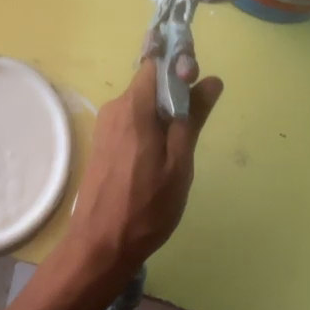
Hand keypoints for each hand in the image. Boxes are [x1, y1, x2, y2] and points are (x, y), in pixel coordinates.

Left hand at [67, 56, 222, 273]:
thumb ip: (192, 117)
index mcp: (134, 105)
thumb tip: (210, 80)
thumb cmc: (146, 206)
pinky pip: (131, 122)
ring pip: (142, 105)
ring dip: (163, 117)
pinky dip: (149, 131)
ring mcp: (106, 126)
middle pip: (150, 84)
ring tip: (177, 153)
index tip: (195, 85)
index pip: (156, 62)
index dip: (178, 66)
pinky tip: (157, 162)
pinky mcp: (102, 143)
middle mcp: (116, 107)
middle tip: (192, 129)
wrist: (99, 246)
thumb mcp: (180, 162)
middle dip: (174, 96)